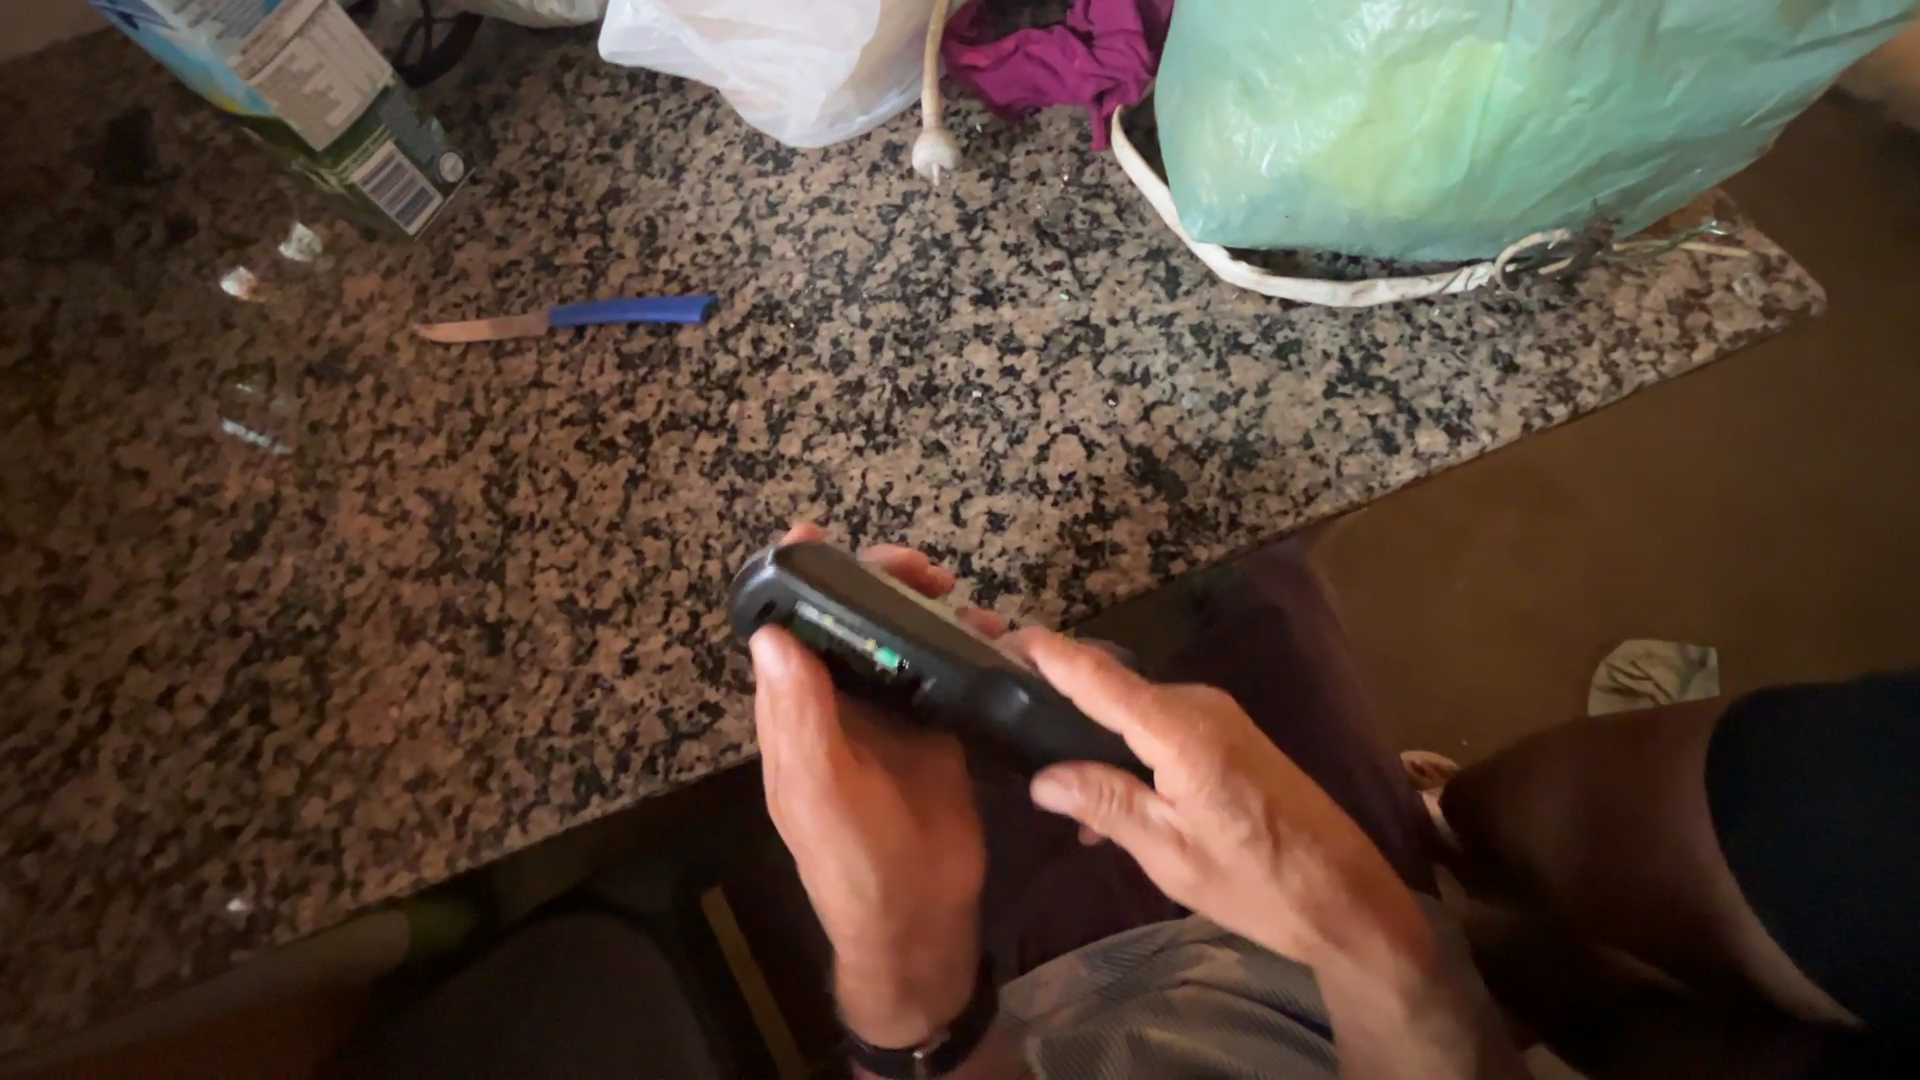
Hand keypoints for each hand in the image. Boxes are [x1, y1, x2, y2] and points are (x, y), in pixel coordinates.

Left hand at [749, 525, 1004, 1048]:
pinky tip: (989, 635)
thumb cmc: (856, 860)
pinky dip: (960, 642)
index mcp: (798, 710)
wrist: (922, 916)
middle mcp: (840, 700)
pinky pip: (941, 667)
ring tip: (959, 597)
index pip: (788, 630)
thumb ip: (798, 718)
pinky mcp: (934, 722)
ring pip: (898, 636)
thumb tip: (772, 637)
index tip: (818, 537)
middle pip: (850, 620)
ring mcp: (890, 709)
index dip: (797, 581)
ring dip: (922, 606)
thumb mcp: (820, 791)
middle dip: (878, 582)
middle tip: (924, 572)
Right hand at [1012, 629, 1431, 972]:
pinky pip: (1158, 726)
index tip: (1003, 635)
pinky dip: (1126, 749)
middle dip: (1059, 693)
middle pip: (1111, 685)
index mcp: (1179, 729)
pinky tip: (1107, 798)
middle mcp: (1195, 704)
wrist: (1350, 898)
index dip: (1050, 652)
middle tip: (1008, 709)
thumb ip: (1104, 804)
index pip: (1098, 676)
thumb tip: (1042, 780)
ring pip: (1132, 709)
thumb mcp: (1169, 852)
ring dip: (1092, 735)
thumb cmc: (1258, 881)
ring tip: (1053, 780)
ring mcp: (1215, 715)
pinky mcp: (1225, 733)